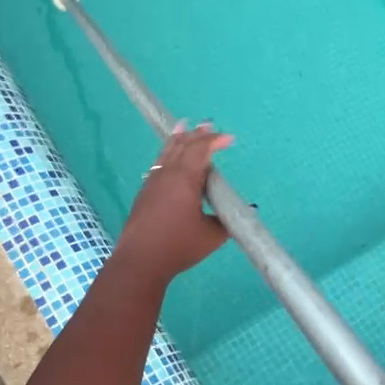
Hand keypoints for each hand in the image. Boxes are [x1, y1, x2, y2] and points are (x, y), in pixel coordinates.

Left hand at [113, 123, 231, 282]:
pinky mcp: (144, 194)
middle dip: (196, 134)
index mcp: (185, 178)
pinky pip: (158, 165)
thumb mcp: (212, 236)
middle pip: (182, 145)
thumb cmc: (178, 246)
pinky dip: (167, 155)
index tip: (229, 138)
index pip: (201, 150)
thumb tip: (245, 211)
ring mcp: (152, 183)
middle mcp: (167, 174)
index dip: (215, 140)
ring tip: (182, 127)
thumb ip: (227, 221)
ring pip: (166, 153)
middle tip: (206, 124)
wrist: (140, 260)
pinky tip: (168, 160)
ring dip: (177, 139)